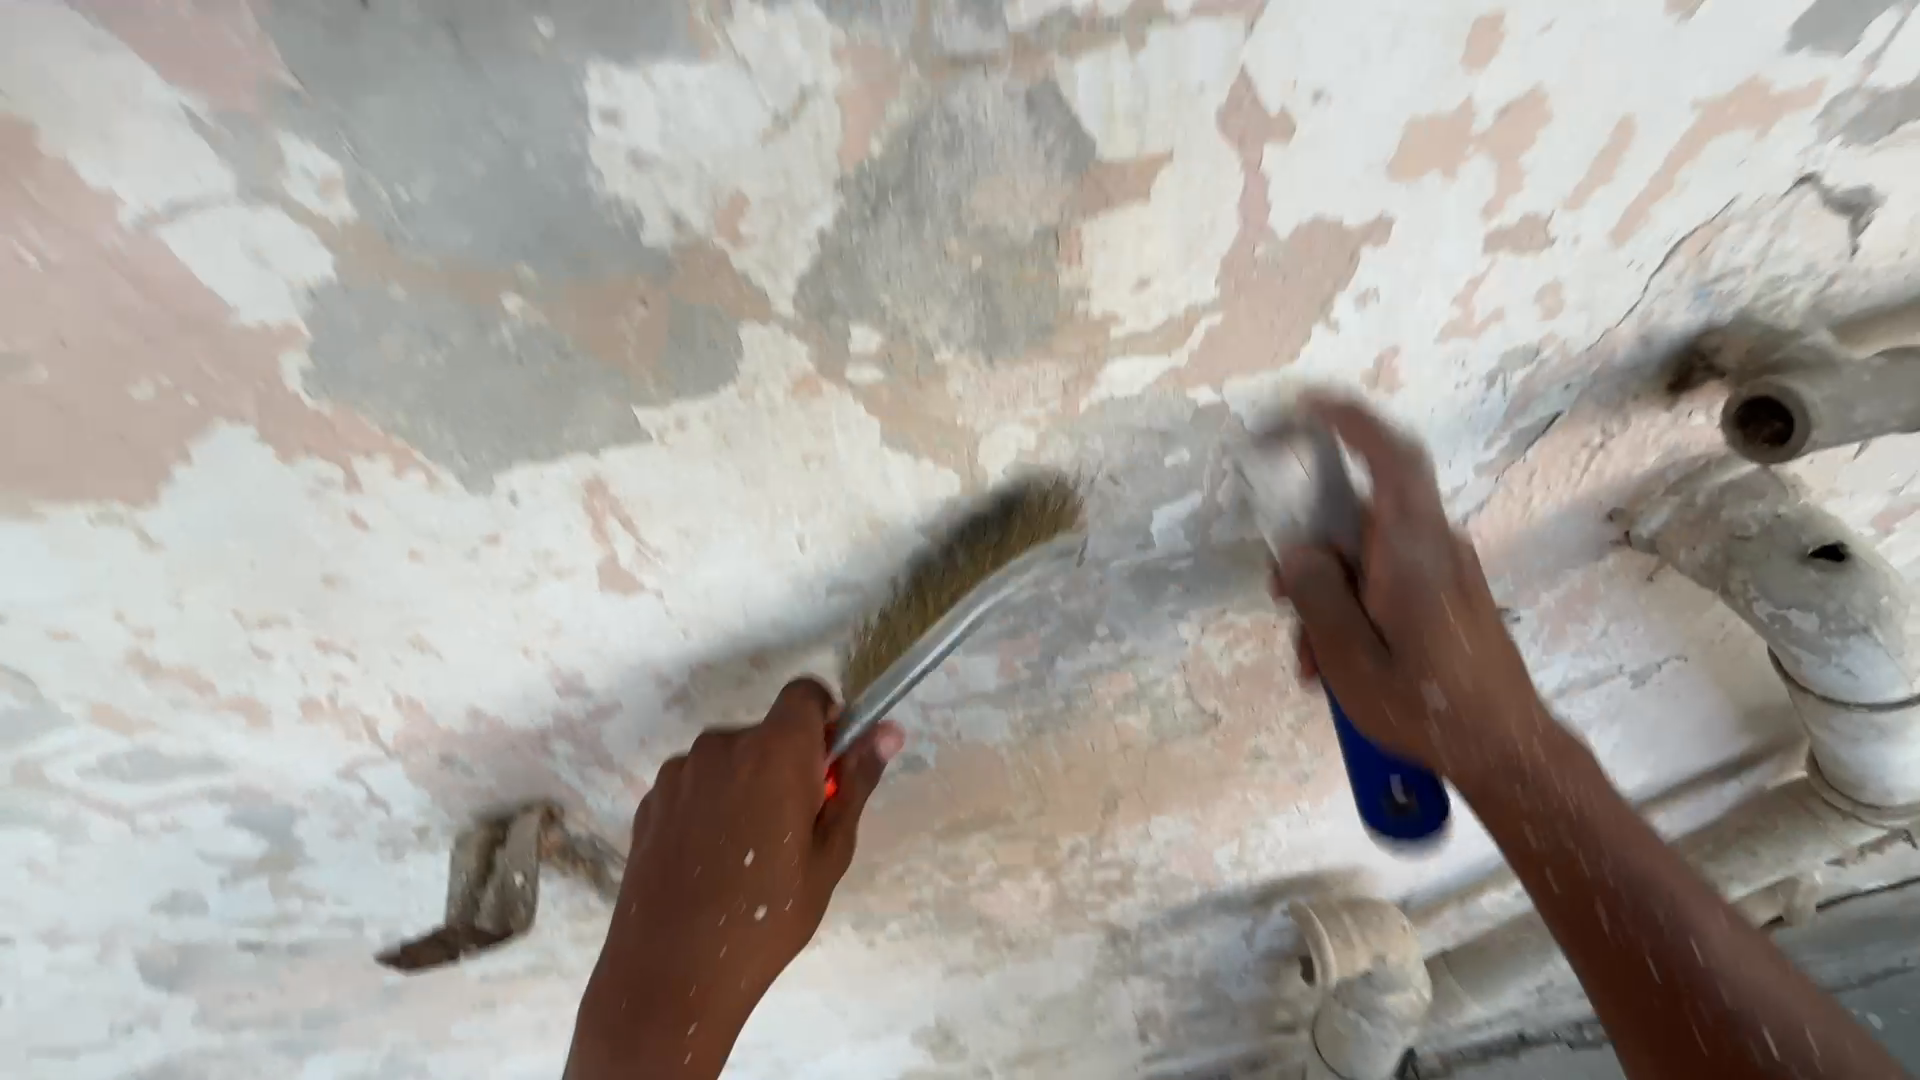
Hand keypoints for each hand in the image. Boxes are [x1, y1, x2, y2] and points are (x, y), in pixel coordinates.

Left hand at [567, 678, 903, 1078]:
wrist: (670, 974)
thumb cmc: (768, 915)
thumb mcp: (830, 852)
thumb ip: (858, 781)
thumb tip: (890, 730)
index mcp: (775, 749)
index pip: (806, 693)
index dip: (824, 718)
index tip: (828, 764)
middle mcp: (724, 744)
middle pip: (769, 730)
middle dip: (787, 761)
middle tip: (793, 825)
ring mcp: (681, 771)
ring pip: (732, 758)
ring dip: (747, 782)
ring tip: (747, 851)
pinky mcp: (651, 799)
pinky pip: (697, 782)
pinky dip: (712, 802)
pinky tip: (710, 858)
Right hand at [1270, 395, 1554, 782]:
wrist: (1507, 751)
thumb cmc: (1427, 707)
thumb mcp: (1351, 659)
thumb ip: (1318, 595)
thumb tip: (1298, 553)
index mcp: (1412, 553)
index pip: (1391, 460)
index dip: (1350, 423)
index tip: (1307, 407)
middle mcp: (1432, 548)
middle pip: (1357, 517)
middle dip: (1309, 552)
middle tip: (1278, 598)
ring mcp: (1441, 572)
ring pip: (1363, 556)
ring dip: (1326, 597)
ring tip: (1312, 660)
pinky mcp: (1443, 595)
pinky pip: (1382, 581)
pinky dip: (1350, 610)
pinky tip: (1336, 665)